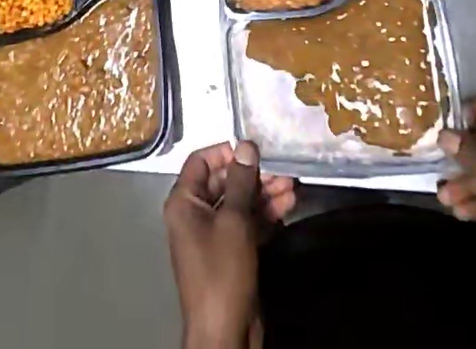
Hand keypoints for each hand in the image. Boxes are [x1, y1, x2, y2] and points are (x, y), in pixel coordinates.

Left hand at [163, 141, 296, 348]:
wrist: (226, 333)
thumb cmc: (222, 271)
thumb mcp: (234, 221)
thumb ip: (242, 181)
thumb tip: (246, 145)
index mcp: (183, 201)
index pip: (200, 161)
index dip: (225, 152)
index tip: (253, 149)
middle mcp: (194, 213)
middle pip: (223, 181)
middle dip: (252, 175)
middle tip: (282, 170)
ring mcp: (213, 234)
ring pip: (238, 202)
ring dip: (263, 193)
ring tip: (292, 186)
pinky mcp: (231, 251)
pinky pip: (246, 222)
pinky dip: (264, 213)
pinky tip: (288, 205)